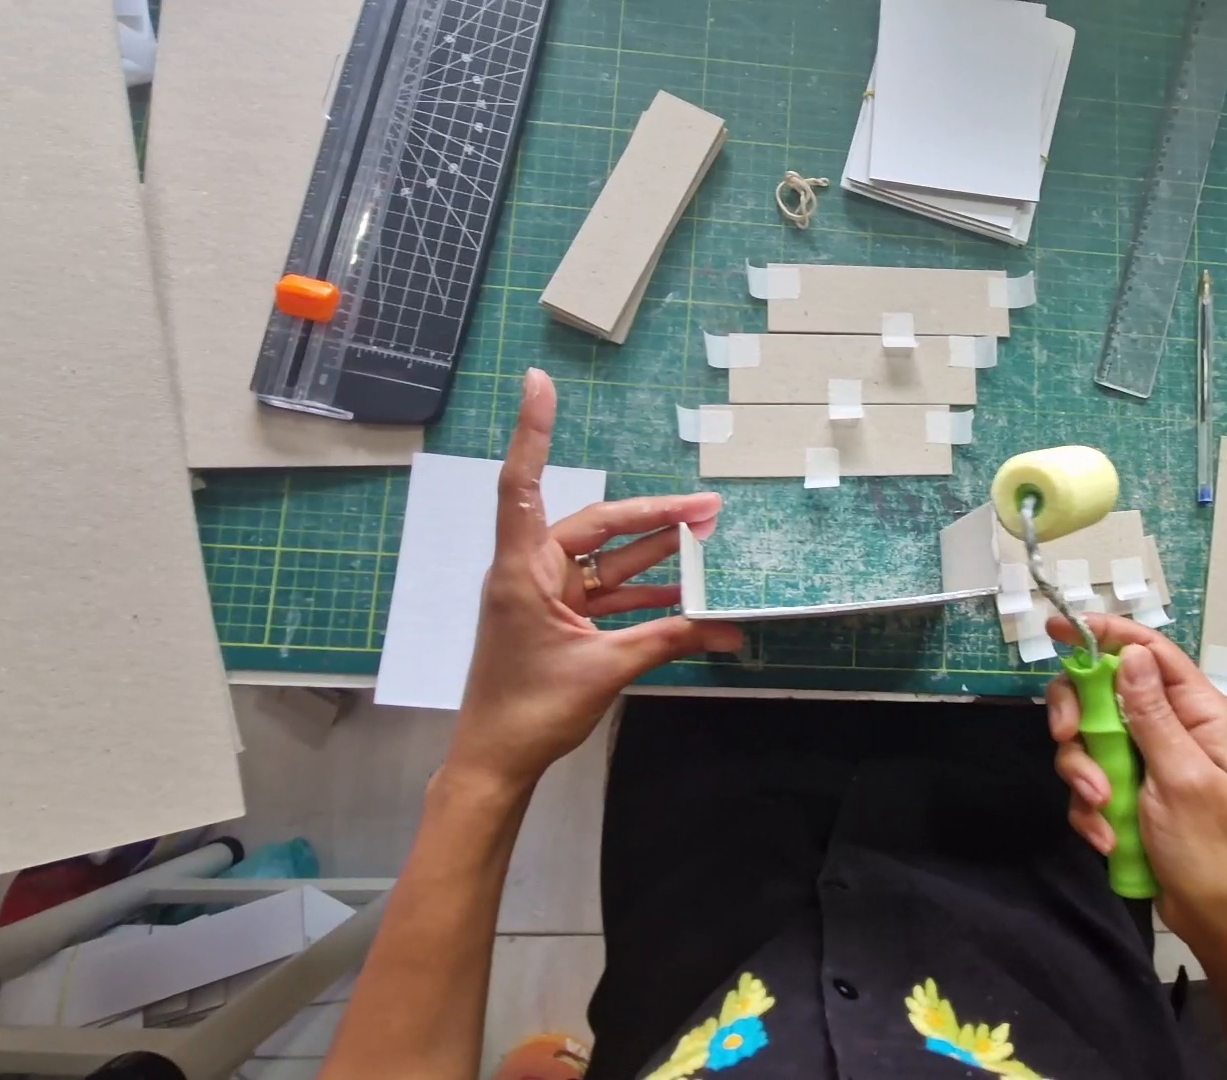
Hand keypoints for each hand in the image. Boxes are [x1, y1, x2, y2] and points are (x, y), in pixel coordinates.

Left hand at [448, 370, 743, 793]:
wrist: (497, 760)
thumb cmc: (531, 711)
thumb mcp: (607, 669)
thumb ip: (670, 641)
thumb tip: (729, 632)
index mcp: (524, 572)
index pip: (524, 485)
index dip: (534, 432)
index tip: (538, 382)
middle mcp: (533, 572)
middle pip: (597, 527)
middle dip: (654, 515)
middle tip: (707, 507)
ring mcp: (549, 597)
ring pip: (609, 560)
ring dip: (656, 551)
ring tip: (707, 536)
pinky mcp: (564, 621)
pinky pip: (611, 594)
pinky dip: (646, 593)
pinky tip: (686, 589)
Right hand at [1046, 614, 1226, 949]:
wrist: (1216, 921)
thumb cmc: (1212, 849)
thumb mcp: (1183, 778)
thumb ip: (1152, 714)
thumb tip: (1132, 653)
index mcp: (1199, 714)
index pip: (1150, 654)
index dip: (1107, 634)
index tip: (1060, 627)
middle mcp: (1169, 726)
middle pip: (1104, 692)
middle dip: (1079, 718)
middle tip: (1066, 739)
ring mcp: (1145, 758)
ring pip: (1088, 738)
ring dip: (1084, 774)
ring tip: (1101, 809)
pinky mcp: (1126, 788)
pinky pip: (1088, 778)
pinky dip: (1089, 807)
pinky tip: (1106, 836)